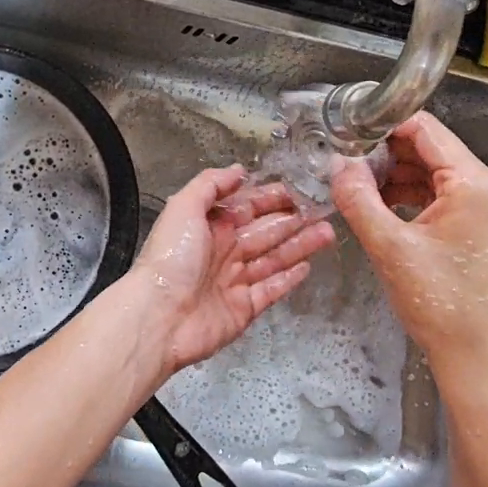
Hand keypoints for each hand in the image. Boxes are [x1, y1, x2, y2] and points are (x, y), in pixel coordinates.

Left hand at [132, 166, 335, 372]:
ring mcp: (234, 280)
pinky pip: (271, 289)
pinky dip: (289, 278)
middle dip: (292, 220)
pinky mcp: (244, 308)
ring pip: (273, 258)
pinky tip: (307, 266)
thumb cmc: (170, 258)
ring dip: (299, 245)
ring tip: (327, 233)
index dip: (270, 198)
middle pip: (264, 231)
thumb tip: (238, 170)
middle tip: (322, 211)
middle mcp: (222, 250)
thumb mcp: (183, 207)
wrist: (160, 316)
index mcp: (208, 225)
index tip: (297, 190)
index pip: (246, 206)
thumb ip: (211, 184)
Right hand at [331, 112, 487, 379]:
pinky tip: (387, 208)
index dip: (385, 126)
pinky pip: (450, 197)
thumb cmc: (442, 307)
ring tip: (363, 187)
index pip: (427, 130)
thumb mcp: (388, 246)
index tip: (352, 133)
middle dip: (389, 153)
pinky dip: (417, 196)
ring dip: (400, 176)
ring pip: (440, 174)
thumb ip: (358, 197)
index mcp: (478, 187)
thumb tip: (339, 165)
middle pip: (434, 150)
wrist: (479, 361)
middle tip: (350, 164)